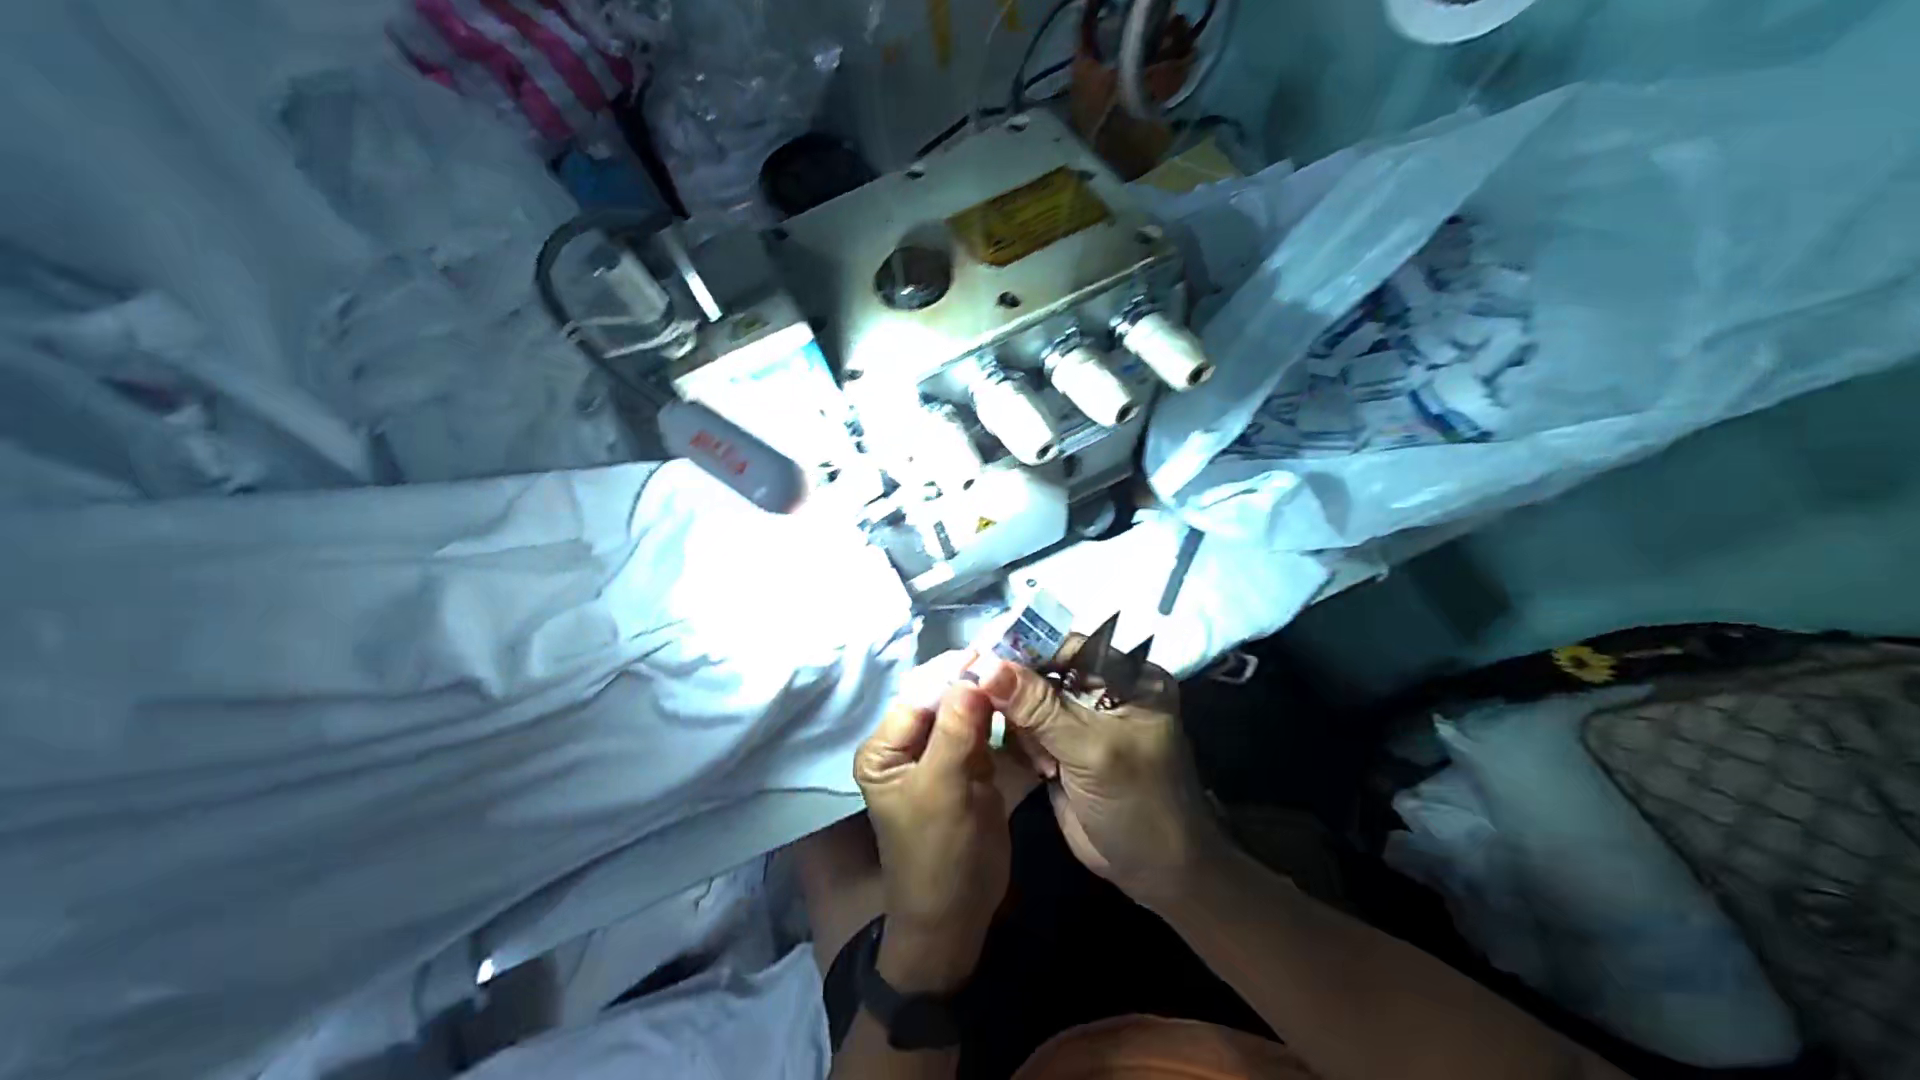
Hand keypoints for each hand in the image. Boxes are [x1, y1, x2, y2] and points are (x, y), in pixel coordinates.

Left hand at [854, 678, 1011, 990]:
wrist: (958, 914)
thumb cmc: (938, 854)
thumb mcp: (942, 790)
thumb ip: (956, 732)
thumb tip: (971, 676)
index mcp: (884, 749)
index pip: (918, 698)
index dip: (952, 676)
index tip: (991, 654)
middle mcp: (907, 745)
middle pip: (942, 700)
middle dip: (973, 682)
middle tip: (1011, 658)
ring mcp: (940, 755)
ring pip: (966, 712)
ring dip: (990, 696)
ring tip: (1019, 673)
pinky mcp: (968, 766)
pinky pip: (983, 731)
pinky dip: (1001, 718)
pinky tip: (1019, 701)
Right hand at [976, 642, 1227, 910]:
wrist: (1158, 875)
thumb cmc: (1139, 804)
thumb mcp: (1092, 750)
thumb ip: (1040, 707)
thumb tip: (987, 666)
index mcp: (1127, 677)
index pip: (1066, 647)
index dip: (1023, 650)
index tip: (978, 659)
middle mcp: (1103, 691)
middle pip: (1042, 671)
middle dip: (1011, 686)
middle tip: (973, 696)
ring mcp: (1081, 721)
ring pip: (1029, 701)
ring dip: (1010, 716)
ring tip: (1003, 736)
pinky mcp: (1062, 748)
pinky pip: (1026, 730)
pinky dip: (1012, 737)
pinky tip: (1002, 746)